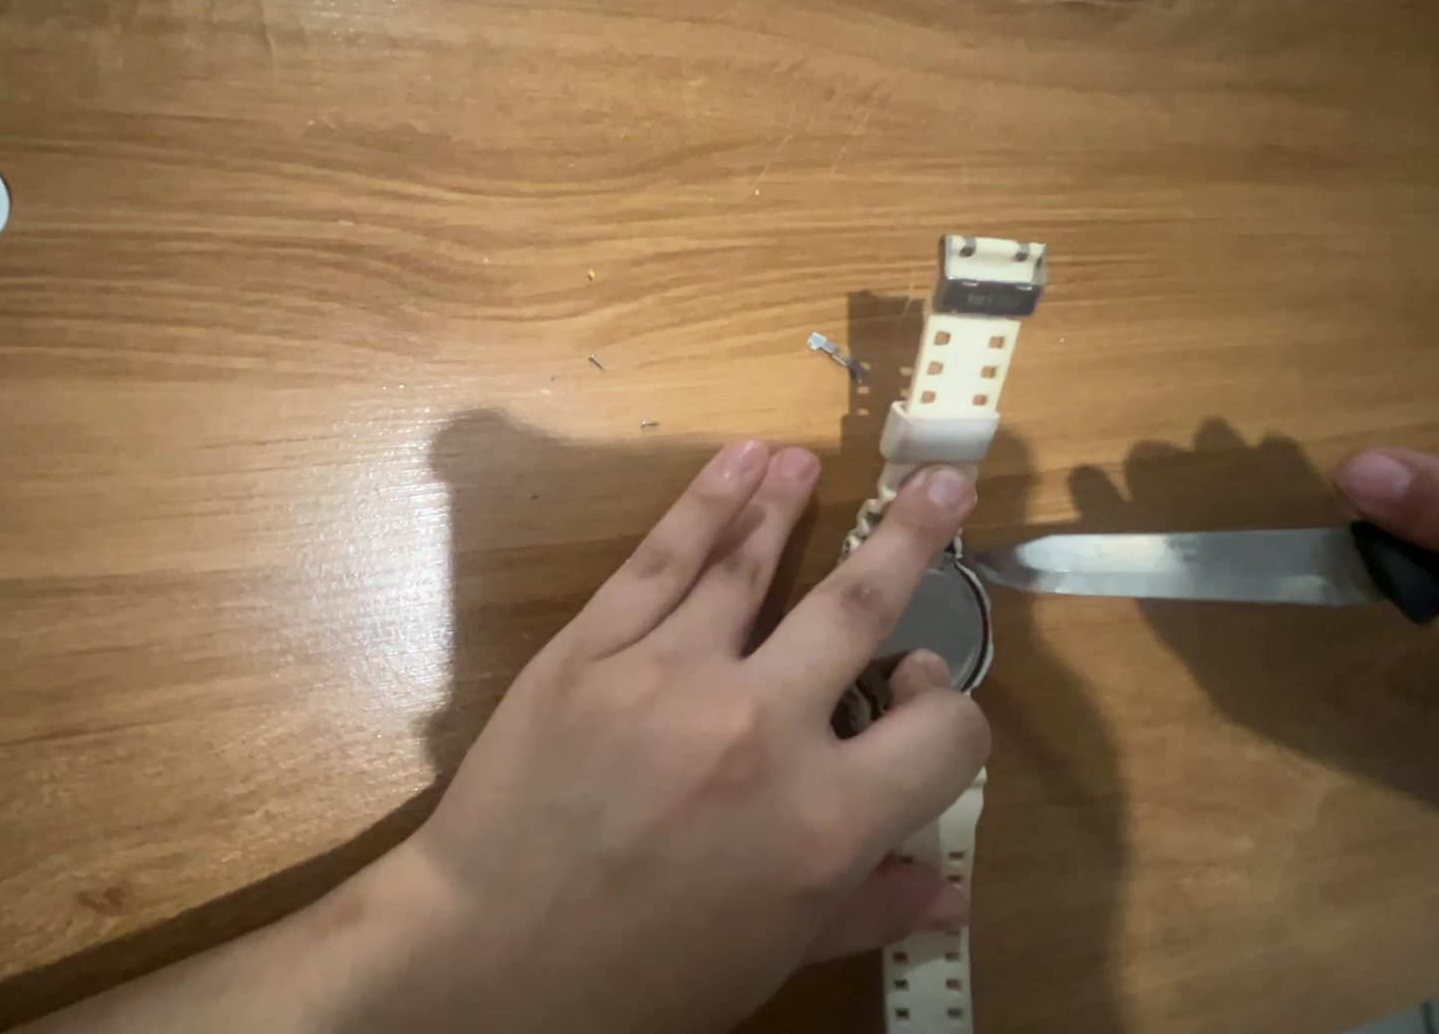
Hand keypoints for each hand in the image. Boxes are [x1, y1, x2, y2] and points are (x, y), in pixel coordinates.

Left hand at [375, 441, 989, 1033]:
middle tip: (941, 481)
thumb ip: (866, 909)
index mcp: (822, 824)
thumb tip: (951, 885)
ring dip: (790, 503)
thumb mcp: (769, 957)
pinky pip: (662, 560)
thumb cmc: (636, 980)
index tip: (923, 697)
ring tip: (817, 459)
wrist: (485, 959)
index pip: (943, 733)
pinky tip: (740, 461)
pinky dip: (707, 503)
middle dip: (911, 539)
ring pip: (751, 564)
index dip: (953, 715)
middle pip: (857, 607)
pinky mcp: (594, 646)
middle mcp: (759, 729)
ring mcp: (669, 672)